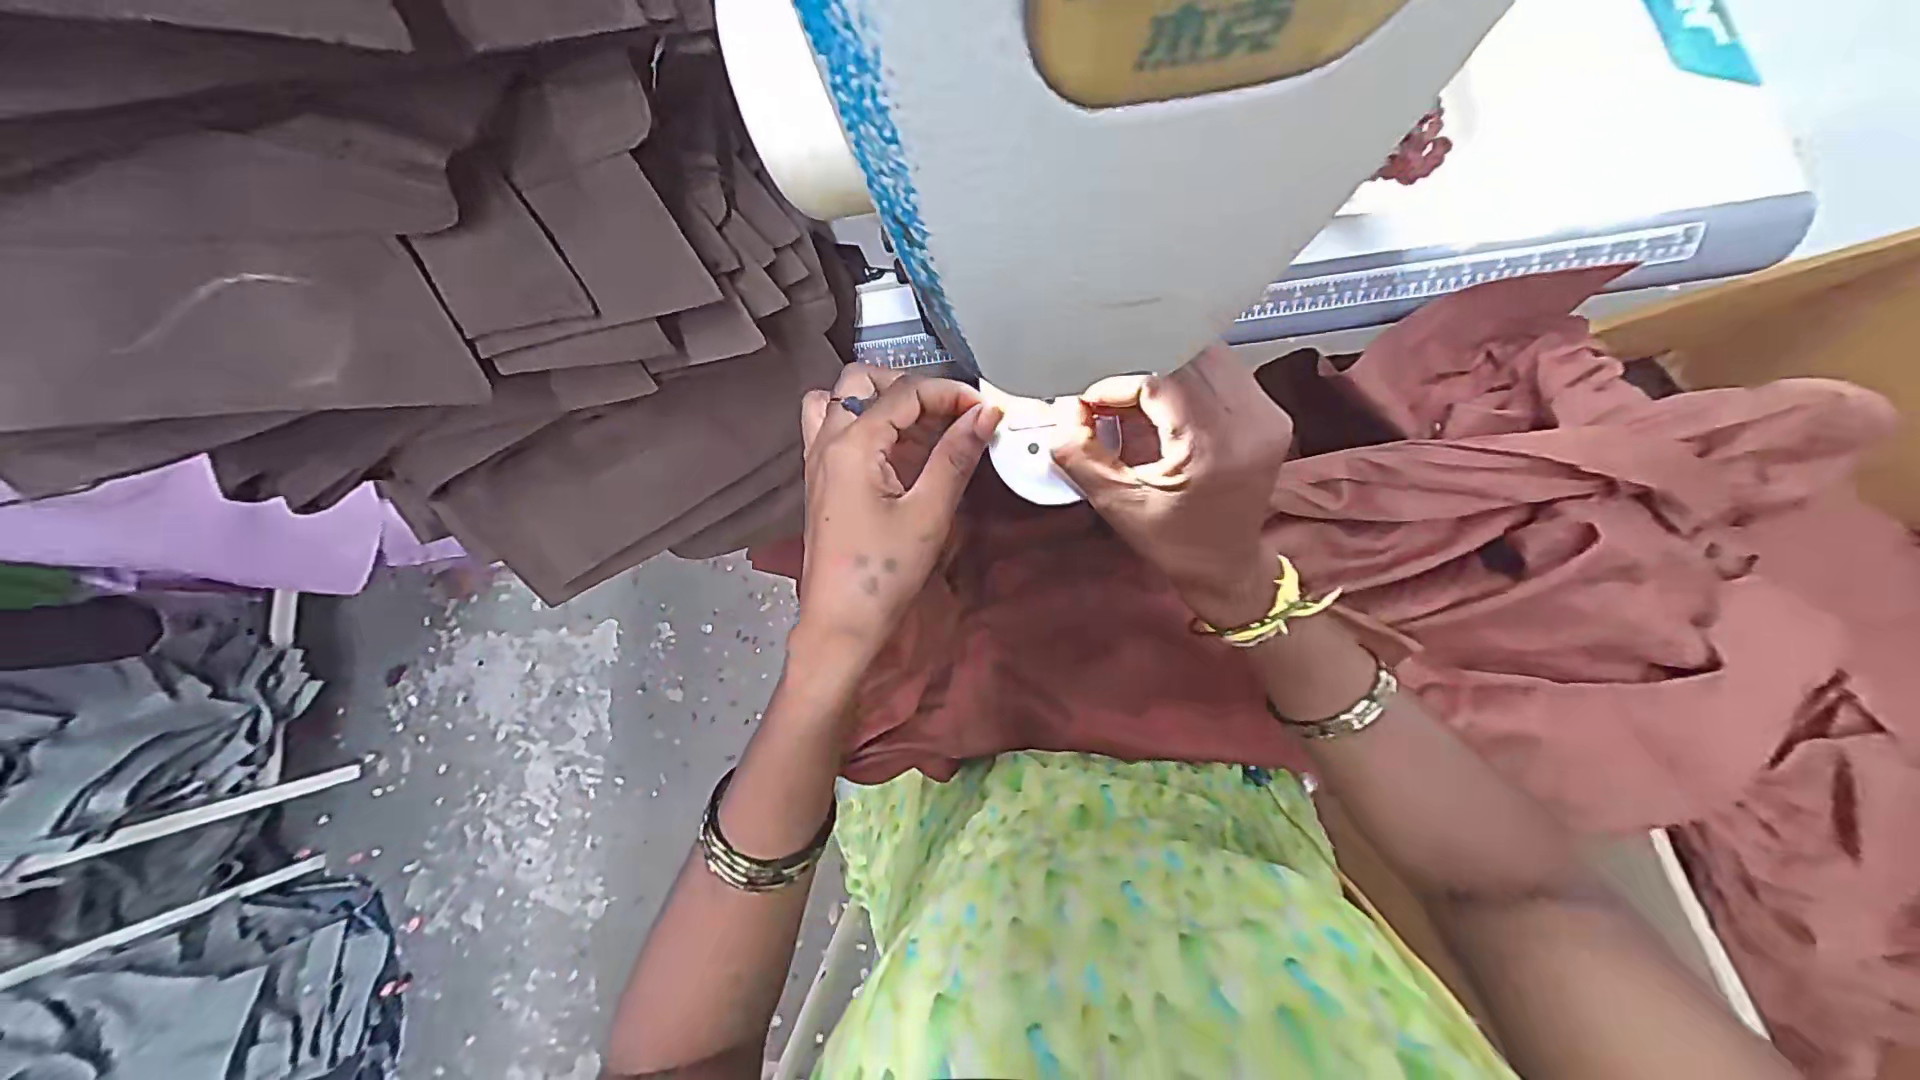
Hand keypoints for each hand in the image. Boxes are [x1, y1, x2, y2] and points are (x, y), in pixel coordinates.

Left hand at [795, 364, 1001, 674]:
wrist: (841, 622)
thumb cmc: (882, 574)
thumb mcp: (929, 512)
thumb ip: (956, 456)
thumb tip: (984, 415)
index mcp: (851, 445)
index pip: (905, 392)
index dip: (950, 393)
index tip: (983, 410)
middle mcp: (826, 442)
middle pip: (864, 381)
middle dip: (913, 387)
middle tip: (951, 414)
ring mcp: (817, 460)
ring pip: (840, 399)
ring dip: (880, 399)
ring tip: (918, 425)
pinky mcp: (821, 481)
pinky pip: (833, 428)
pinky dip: (863, 422)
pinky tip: (895, 450)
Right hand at [1050, 343, 1292, 626]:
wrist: (1225, 566)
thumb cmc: (1172, 542)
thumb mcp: (1115, 503)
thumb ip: (1079, 453)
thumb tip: (1066, 409)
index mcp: (1213, 449)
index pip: (1159, 381)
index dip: (1116, 385)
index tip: (1091, 405)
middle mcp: (1251, 424)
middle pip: (1187, 358)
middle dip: (1140, 370)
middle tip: (1110, 397)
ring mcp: (1267, 415)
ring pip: (1208, 356)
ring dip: (1165, 368)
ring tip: (1136, 399)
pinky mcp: (1271, 413)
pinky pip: (1224, 371)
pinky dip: (1188, 376)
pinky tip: (1164, 403)